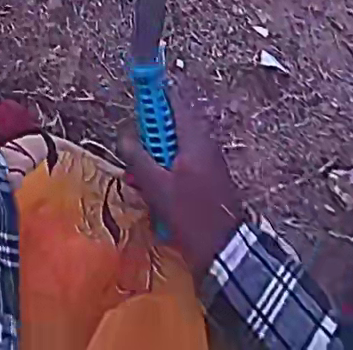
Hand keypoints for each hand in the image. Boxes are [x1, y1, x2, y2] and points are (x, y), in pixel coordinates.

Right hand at [118, 87, 244, 274]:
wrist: (228, 255)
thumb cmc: (191, 214)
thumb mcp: (156, 186)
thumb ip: (137, 156)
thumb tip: (123, 136)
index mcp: (193, 138)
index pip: (172, 101)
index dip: (152, 96)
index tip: (135, 99)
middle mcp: (203, 143)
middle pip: (170, 125)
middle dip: (149, 137)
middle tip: (134, 154)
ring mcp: (208, 162)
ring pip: (174, 147)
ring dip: (155, 159)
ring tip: (141, 181)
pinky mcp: (210, 179)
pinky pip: (182, 164)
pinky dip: (167, 172)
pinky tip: (156, 194)